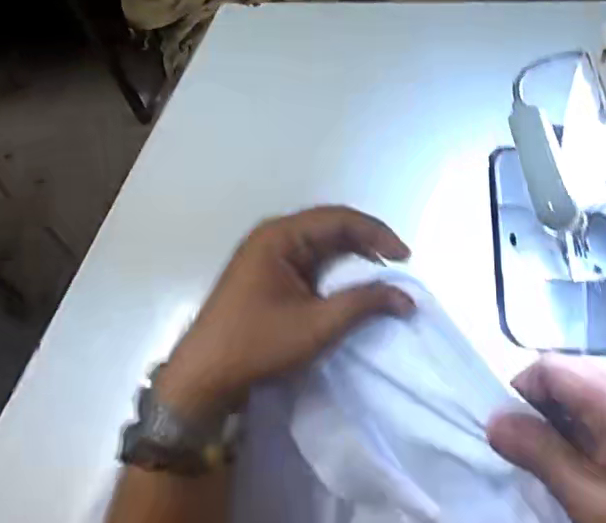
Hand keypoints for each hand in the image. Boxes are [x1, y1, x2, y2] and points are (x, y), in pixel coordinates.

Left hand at [155, 206, 413, 422]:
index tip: (404, 257)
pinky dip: (337, 265)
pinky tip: (354, 278)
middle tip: (398, 260)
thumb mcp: (317, 325)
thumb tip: (408, 297)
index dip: (378, 233)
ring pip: (324, 240)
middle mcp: (274, 235)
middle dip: (369, 240)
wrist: (198, 385)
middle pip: (333, 225)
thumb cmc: (255, 346)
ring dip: (354, 251)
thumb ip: (364, 304)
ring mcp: (269, 253)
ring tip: (383, 266)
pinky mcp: (268, 273)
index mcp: (280, 235)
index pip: (341, 219)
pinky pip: (312, 257)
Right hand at [488, 357, 605, 522]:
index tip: (498, 431)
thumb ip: (546, 457)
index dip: (519, 390)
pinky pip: (597, 426)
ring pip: (579, 404)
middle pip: (566, 380)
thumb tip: (497, 418)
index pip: (553, 366)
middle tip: (513, 455)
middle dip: (534, 410)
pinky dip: (573, 442)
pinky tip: (564, 474)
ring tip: (534, 468)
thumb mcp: (594, 504)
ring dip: (551, 429)